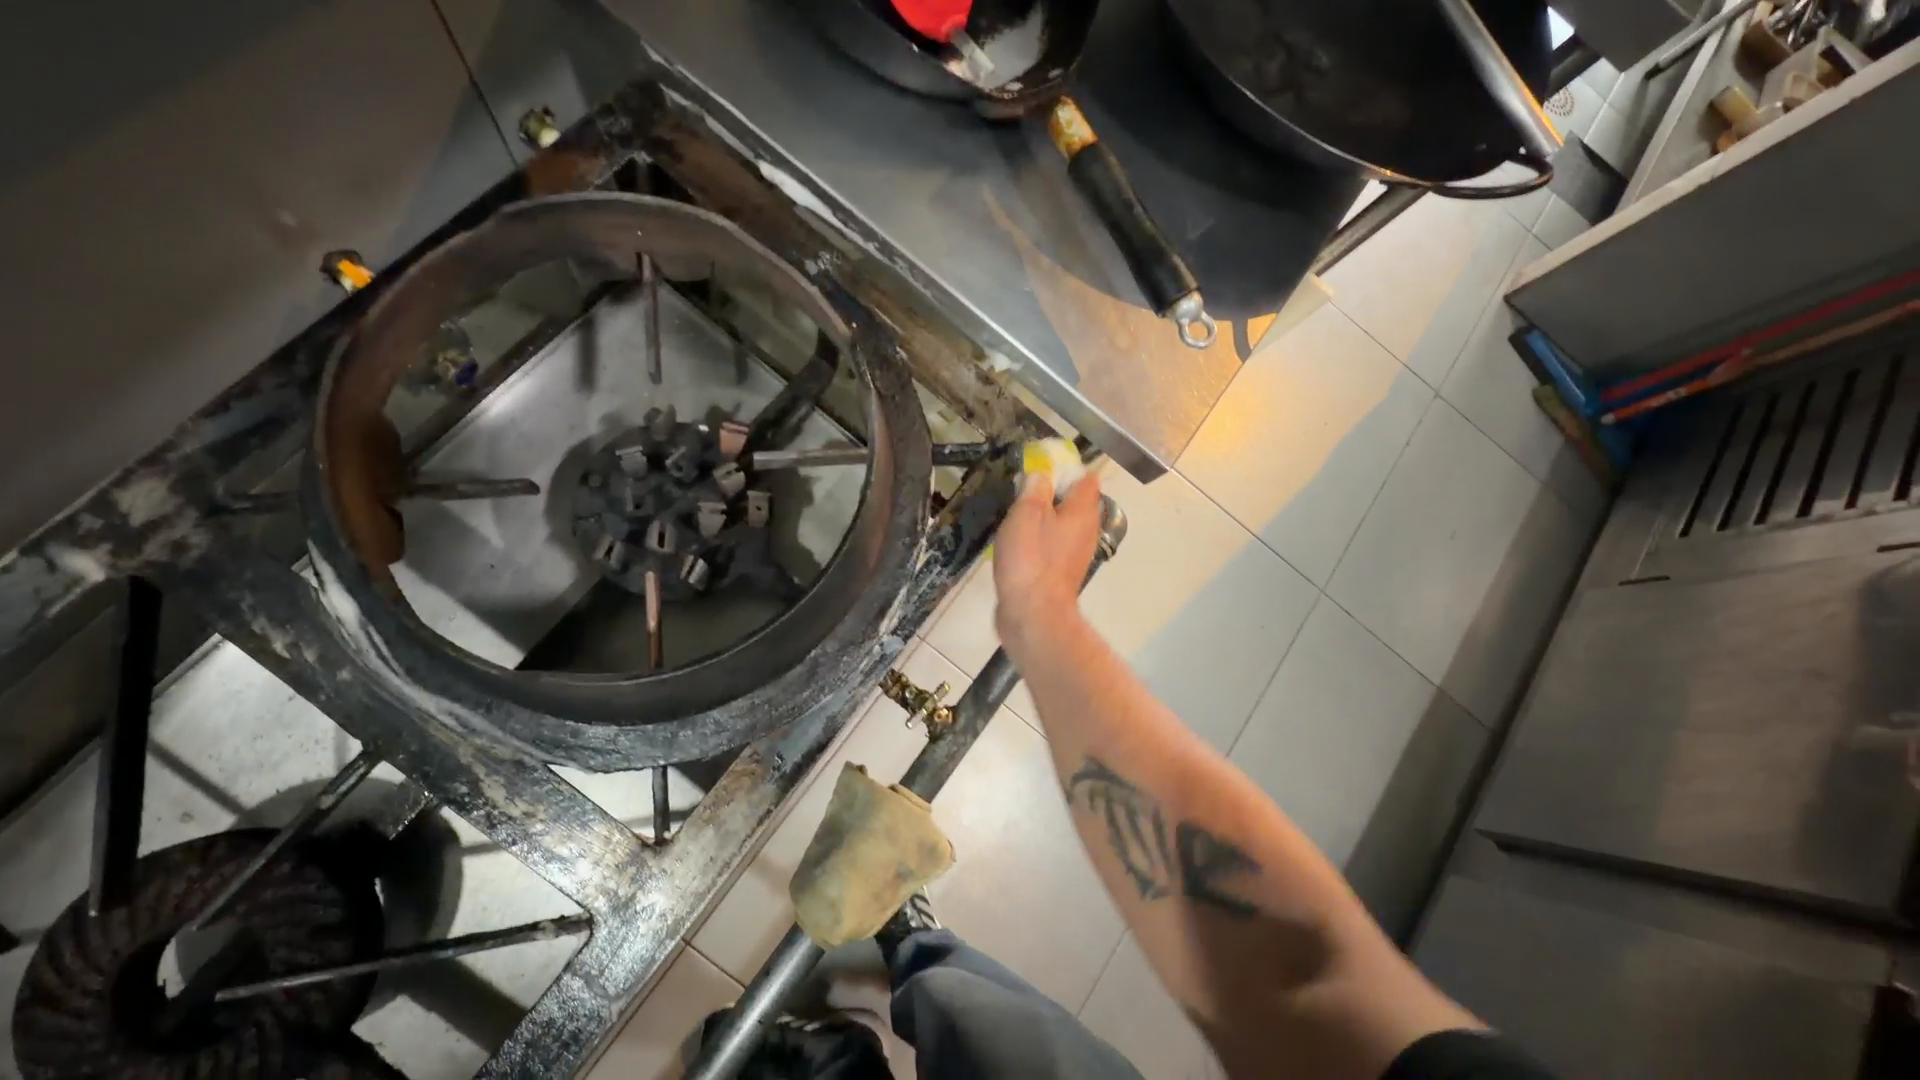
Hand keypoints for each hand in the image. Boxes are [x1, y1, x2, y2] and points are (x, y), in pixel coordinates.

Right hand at [993, 471, 1103, 651]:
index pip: (1087, 478)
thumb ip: (1035, 488)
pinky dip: (1041, 538)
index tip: (1044, 463)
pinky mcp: (1061, 573)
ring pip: (1065, 524)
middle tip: (1026, 487)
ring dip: (1046, 516)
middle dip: (1055, 491)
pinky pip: (1054, 545)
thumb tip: (1041, 474)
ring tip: (1019, 512)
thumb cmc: (1031, 559)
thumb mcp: (1027, 513)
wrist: (1033, 614)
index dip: (1068, 466)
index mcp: (1083, 511)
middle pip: (1077, 502)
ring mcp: (1076, 554)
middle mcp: (1086, 531)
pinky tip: (1020, 542)